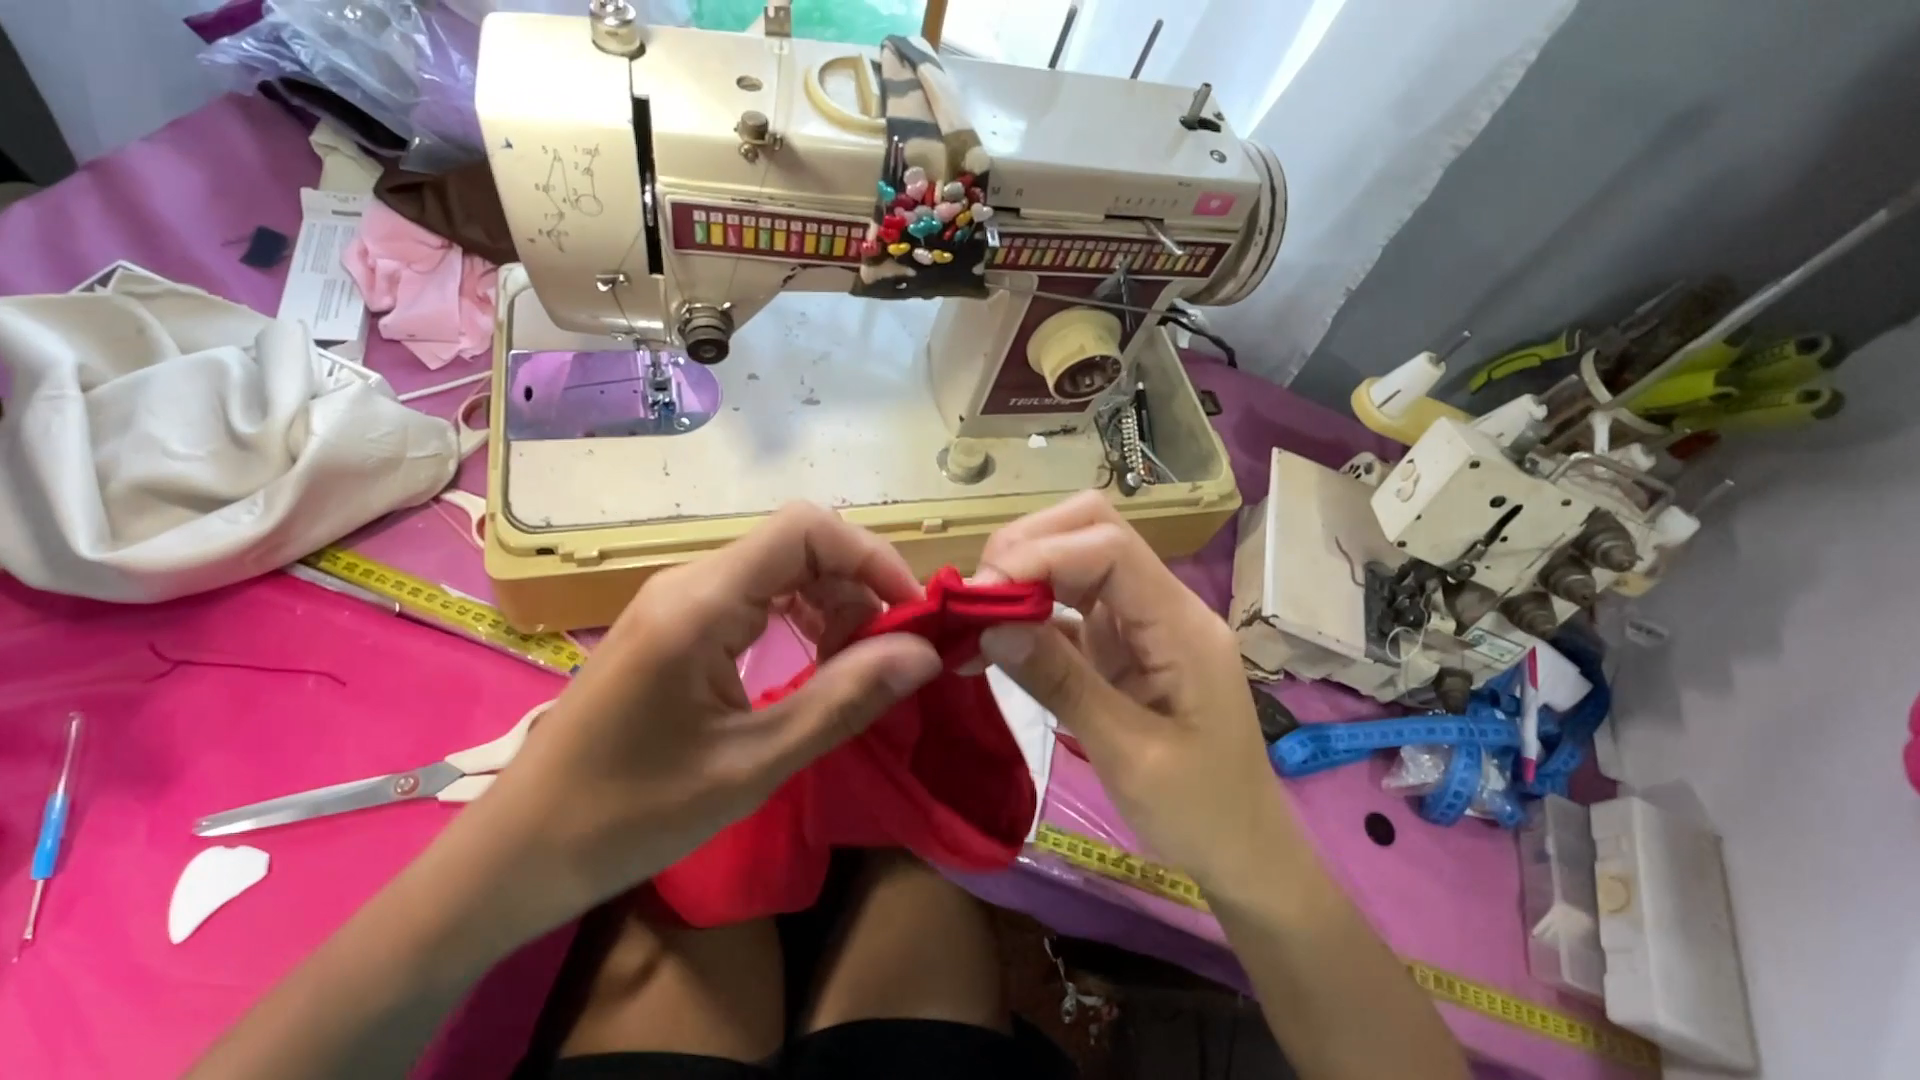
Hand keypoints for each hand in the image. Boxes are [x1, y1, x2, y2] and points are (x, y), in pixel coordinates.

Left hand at [461, 503, 943, 925]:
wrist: (522, 849)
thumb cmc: (631, 814)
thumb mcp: (753, 764)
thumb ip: (843, 700)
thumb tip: (924, 654)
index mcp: (700, 603)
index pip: (806, 529)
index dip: (872, 558)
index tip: (914, 616)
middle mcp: (688, 583)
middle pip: (797, 546)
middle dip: (857, 588)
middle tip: (890, 658)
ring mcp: (675, 603)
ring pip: (778, 571)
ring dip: (831, 607)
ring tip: (855, 670)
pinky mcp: (672, 628)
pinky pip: (752, 600)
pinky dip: (797, 622)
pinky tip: (812, 667)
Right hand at [975, 492, 1291, 895]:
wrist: (1242, 851)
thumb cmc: (1200, 812)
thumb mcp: (1128, 753)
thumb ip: (1062, 682)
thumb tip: (992, 627)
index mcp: (1181, 625)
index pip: (1108, 548)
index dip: (1038, 555)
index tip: (980, 597)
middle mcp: (1164, 608)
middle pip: (1094, 532)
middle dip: (1028, 549)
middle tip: (975, 600)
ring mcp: (1143, 626)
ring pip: (1078, 562)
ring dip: (1023, 577)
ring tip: (972, 620)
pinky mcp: (1124, 650)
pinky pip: (1071, 610)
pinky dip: (1029, 616)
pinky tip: (991, 644)